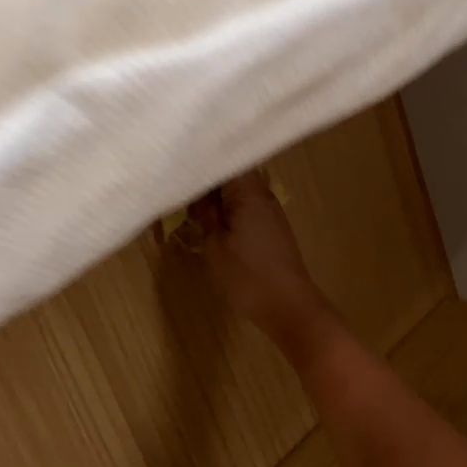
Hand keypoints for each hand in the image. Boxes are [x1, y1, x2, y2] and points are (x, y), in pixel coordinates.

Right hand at [189, 170, 334, 350]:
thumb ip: (205, 213)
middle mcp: (263, 193)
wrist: (288, 305)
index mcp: (249, 191)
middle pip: (232, 174)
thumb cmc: (247, 275)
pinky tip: (212, 221)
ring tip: (190, 205)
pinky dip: (229, 210)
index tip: (179, 169)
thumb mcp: (215, 244)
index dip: (201, 162)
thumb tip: (197, 192)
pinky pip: (246, 206)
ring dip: (217, 197)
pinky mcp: (272, 226)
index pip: (225, 161)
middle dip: (207, 181)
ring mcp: (270, 210)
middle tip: (178, 190)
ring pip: (239, 191)